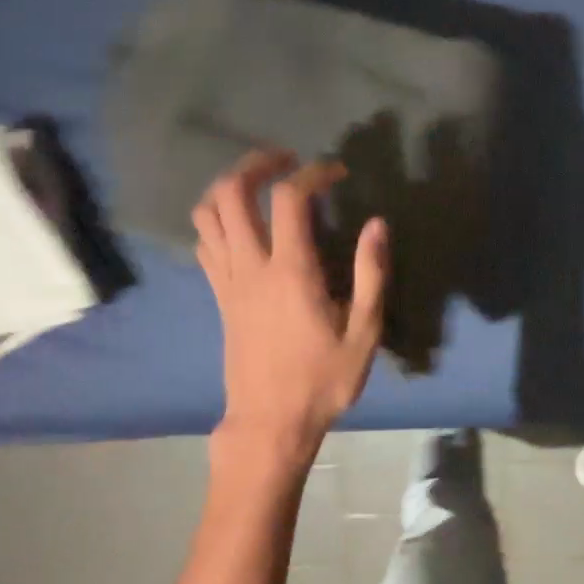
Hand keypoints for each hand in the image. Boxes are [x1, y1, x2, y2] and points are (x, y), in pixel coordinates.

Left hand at [194, 151, 388, 443]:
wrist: (270, 421)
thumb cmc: (324, 381)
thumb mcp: (363, 334)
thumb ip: (370, 275)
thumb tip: (378, 225)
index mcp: (291, 273)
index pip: (289, 200)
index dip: (312, 174)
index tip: (336, 173)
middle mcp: (251, 267)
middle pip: (230, 192)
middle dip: (255, 165)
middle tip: (287, 162)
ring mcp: (228, 281)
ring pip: (207, 213)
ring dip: (228, 188)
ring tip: (259, 187)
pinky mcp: (219, 297)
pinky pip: (205, 243)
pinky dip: (218, 221)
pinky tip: (243, 228)